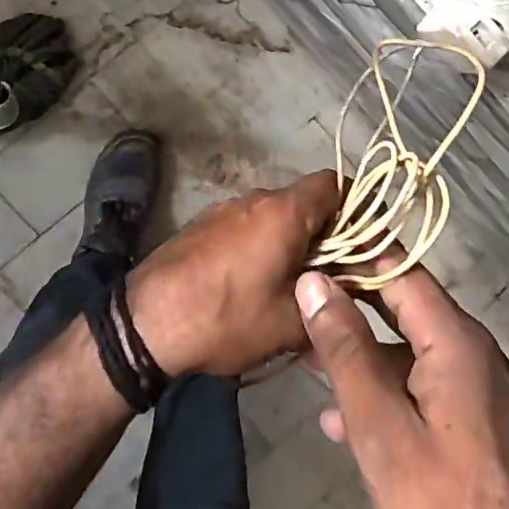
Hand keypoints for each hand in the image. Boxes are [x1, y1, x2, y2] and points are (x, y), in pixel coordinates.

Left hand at [125, 170, 338, 376]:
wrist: (142, 323)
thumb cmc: (225, 317)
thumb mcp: (288, 324)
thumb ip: (329, 305)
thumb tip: (351, 299)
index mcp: (284, 211)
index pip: (336, 184)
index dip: (358, 209)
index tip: (366, 245)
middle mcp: (256, 199)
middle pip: (307, 202)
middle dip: (327, 236)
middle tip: (335, 277)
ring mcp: (225, 210)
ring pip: (276, 218)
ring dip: (293, 245)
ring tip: (294, 289)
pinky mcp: (203, 226)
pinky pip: (248, 229)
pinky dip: (263, 248)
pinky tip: (256, 288)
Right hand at [297, 267, 508, 508]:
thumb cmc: (446, 506)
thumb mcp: (382, 429)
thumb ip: (346, 351)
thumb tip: (315, 281)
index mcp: (456, 338)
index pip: (398, 268)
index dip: (352, 257)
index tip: (306, 256)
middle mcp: (474, 350)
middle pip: (404, 307)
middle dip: (349, 308)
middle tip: (296, 310)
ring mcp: (480, 388)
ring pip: (411, 351)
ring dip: (361, 356)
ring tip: (308, 363)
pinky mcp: (480, 424)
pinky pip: (425, 387)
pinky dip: (386, 391)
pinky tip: (345, 421)